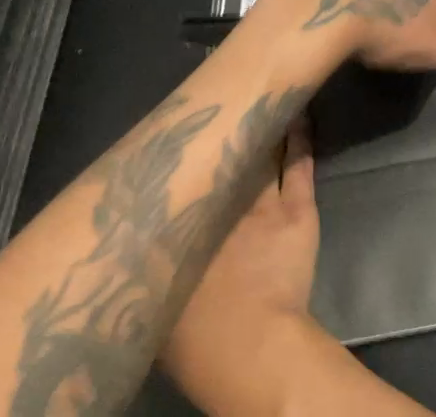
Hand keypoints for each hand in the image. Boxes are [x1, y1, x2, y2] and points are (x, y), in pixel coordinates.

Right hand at [160, 120, 317, 386]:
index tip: (182, 136)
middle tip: (222, 103)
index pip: (186, 180)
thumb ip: (152, 263)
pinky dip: (301, 139)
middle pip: (225, 159)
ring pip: (265, 154)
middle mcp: (222, 202)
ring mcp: (262, 203)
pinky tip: (301, 114)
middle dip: (224, 133)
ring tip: (264, 93)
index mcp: (185, 223)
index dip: (187, 159)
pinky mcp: (296, 210)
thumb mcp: (155, 294)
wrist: (244, 342)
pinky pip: (300, 166)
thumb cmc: (193, 333)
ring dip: (266, 125)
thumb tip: (135, 247)